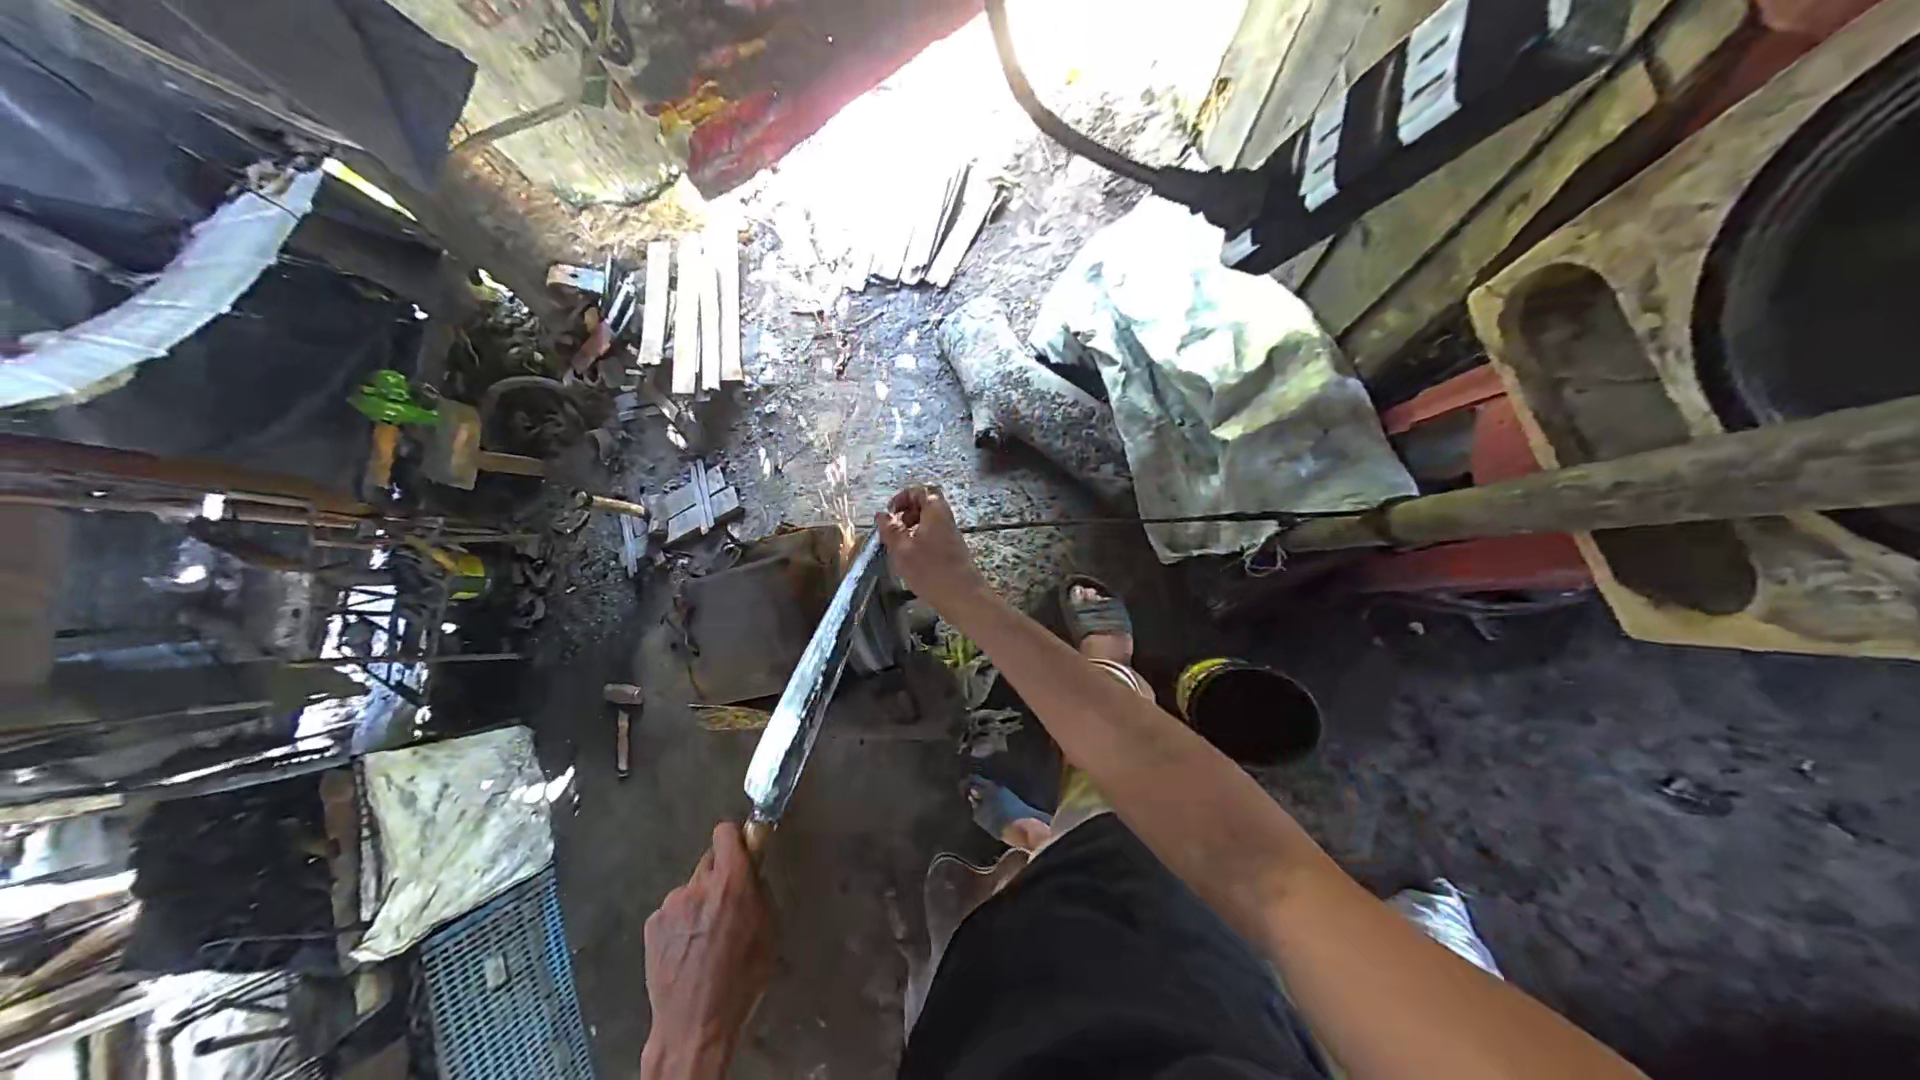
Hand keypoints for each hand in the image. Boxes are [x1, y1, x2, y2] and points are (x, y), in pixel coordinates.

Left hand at [642, 822, 774, 1079]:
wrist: (695, 1025)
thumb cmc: (742, 979)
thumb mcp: (768, 930)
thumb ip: (759, 891)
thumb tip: (751, 871)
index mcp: (731, 882)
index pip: (726, 832)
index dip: (735, 839)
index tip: (742, 852)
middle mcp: (697, 885)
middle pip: (710, 861)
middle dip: (720, 876)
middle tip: (728, 907)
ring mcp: (670, 905)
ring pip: (691, 889)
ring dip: (699, 902)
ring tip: (705, 939)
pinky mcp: (651, 925)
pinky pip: (673, 912)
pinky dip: (681, 923)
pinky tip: (687, 951)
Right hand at [877, 484, 984, 608]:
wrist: (962, 596)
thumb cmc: (930, 570)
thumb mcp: (902, 548)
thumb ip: (890, 529)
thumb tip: (882, 515)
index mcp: (935, 511)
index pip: (920, 490)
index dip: (901, 498)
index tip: (890, 515)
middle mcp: (945, 519)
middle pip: (924, 505)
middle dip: (904, 514)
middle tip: (892, 531)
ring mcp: (950, 535)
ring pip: (927, 522)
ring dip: (910, 529)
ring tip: (898, 547)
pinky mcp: (951, 550)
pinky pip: (932, 536)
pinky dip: (918, 541)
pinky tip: (910, 559)